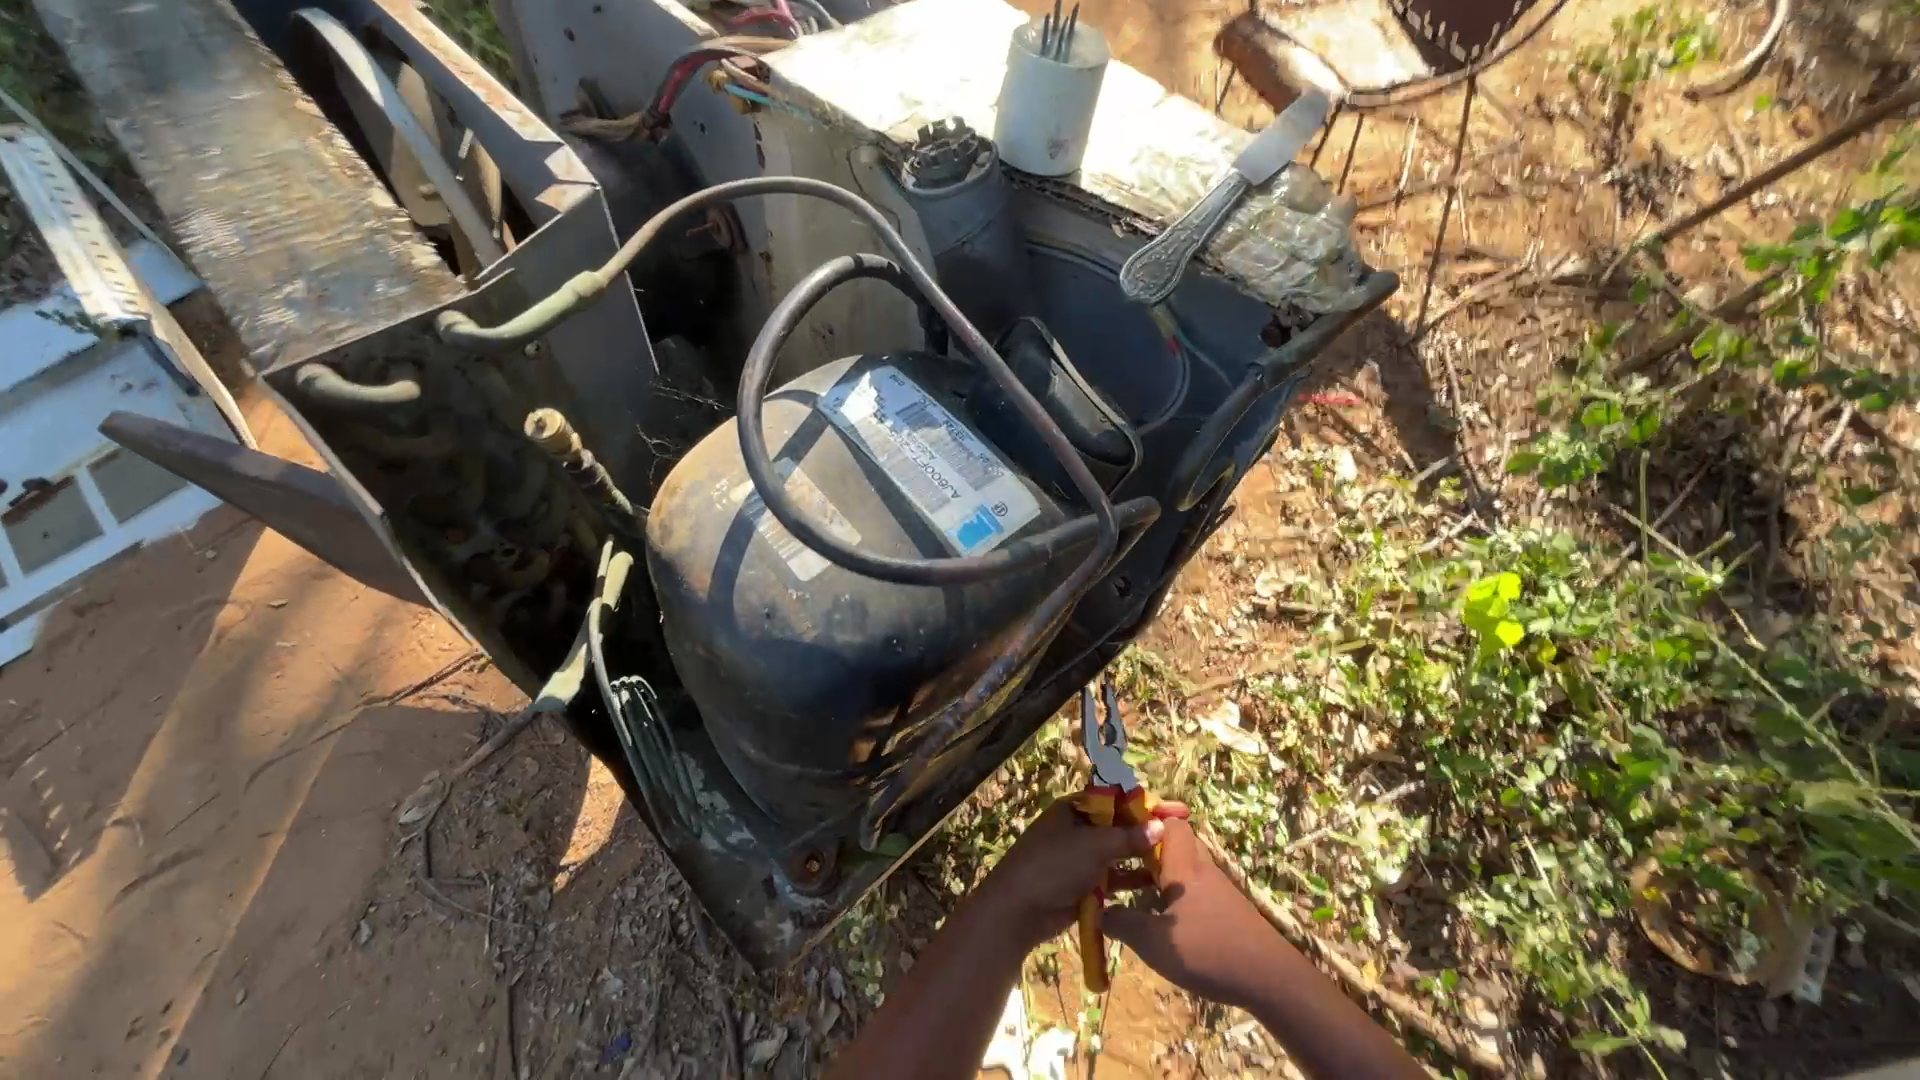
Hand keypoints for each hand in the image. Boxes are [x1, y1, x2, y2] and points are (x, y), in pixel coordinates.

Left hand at [971, 797, 1172, 947]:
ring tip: (1176, 862)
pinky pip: (1113, 877)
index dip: (1144, 804)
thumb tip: (1159, 826)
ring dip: (1141, 856)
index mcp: (1075, 809)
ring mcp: (1081, 858)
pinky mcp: (1084, 884)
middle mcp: (1078, 829)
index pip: (1115, 799)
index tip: (1174, 811)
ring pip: (1117, 853)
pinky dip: (1131, 879)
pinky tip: (1156, 884)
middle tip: (1181, 837)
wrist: (1019, 908)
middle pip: (1118, 826)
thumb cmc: (1054, 865)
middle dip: (1146, 831)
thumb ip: (1127, 837)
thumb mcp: (1093, 846)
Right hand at [1101, 816, 1292, 1010]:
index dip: (1150, 820)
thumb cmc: (1207, 949)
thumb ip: (1123, 924)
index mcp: (1184, 867)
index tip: (1124, 829)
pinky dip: (1180, 897)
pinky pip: (1199, 891)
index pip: (1172, 824)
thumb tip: (1099, 912)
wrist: (1270, 979)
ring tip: (1139, 891)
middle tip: (1126, 862)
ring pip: (1188, 869)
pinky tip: (1168, 921)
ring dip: (1166, 875)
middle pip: (1180, 843)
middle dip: (1153, 849)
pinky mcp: (1230, 912)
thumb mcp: (1154, 942)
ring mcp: (1220, 891)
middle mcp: (1203, 871)